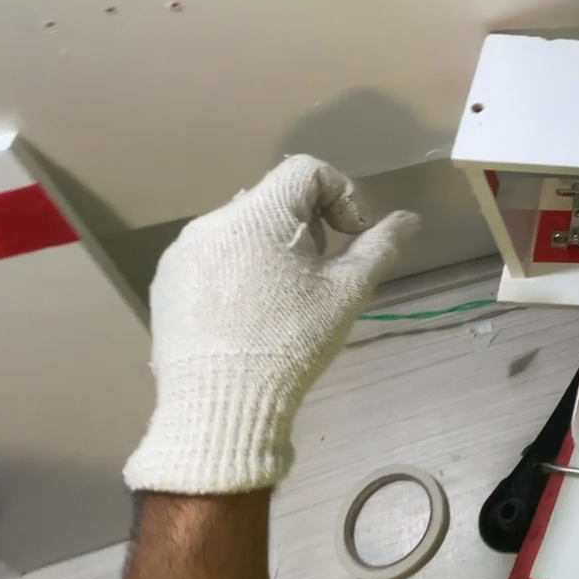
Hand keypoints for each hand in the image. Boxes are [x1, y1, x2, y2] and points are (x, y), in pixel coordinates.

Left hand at [124, 156, 417, 493]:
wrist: (218, 409)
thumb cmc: (291, 340)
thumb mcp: (349, 290)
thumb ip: (382, 244)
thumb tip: (409, 218)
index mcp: (257, 216)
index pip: (307, 170)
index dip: (342, 194)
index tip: (351, 236)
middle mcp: (213, 223)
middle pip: (278, 197)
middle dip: (312, 223)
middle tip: (323, 269)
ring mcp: (184, 253)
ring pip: (247, 224)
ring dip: (278, 243)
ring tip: (289, 291)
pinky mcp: (168, 282)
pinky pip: (218, 252)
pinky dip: (245, 264)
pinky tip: (254, 307)